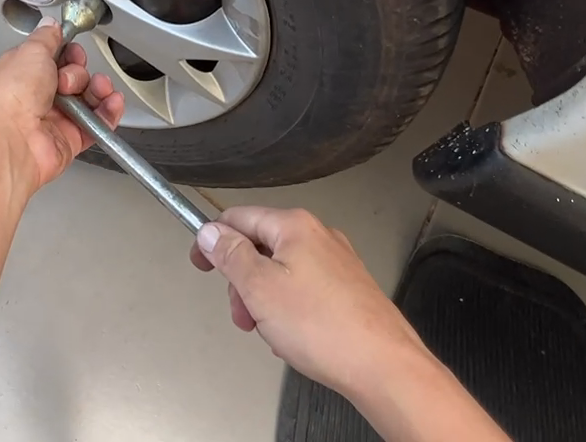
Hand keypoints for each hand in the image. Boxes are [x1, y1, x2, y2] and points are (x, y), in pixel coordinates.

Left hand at [0, 20, 125, 192]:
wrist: (11, 142)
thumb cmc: (9, 97)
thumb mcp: (30, 51)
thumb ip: (46, 37)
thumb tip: (52, 25)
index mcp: (23, 71)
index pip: (55, 56)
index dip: (69, 52)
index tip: (72, 51)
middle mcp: (37, 95)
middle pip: (74, 75)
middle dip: (79, 72)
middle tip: (68, 79)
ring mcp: (54, 118)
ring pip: (88, 98)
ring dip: (99, 88)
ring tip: (98, 88)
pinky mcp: (69, 139)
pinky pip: (97, 123)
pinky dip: (109, 112)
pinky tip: (112, 101)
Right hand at [190, 207, 426, 401]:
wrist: (385, 369)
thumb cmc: (322, 327)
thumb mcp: (260, 288)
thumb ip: (231, 255)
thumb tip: (211, 231)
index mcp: (295, 225)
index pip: (239, 217)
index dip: (213, 239)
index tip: (200, 263)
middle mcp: (319, 235)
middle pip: (261, 246)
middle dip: (243, 280)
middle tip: (242, 315)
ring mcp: (338, 262)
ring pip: (283, 271)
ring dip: (265, 298)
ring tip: (271, 333)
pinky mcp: (350, 289)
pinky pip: (306, 289)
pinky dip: (290, 308)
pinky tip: (295, 338)